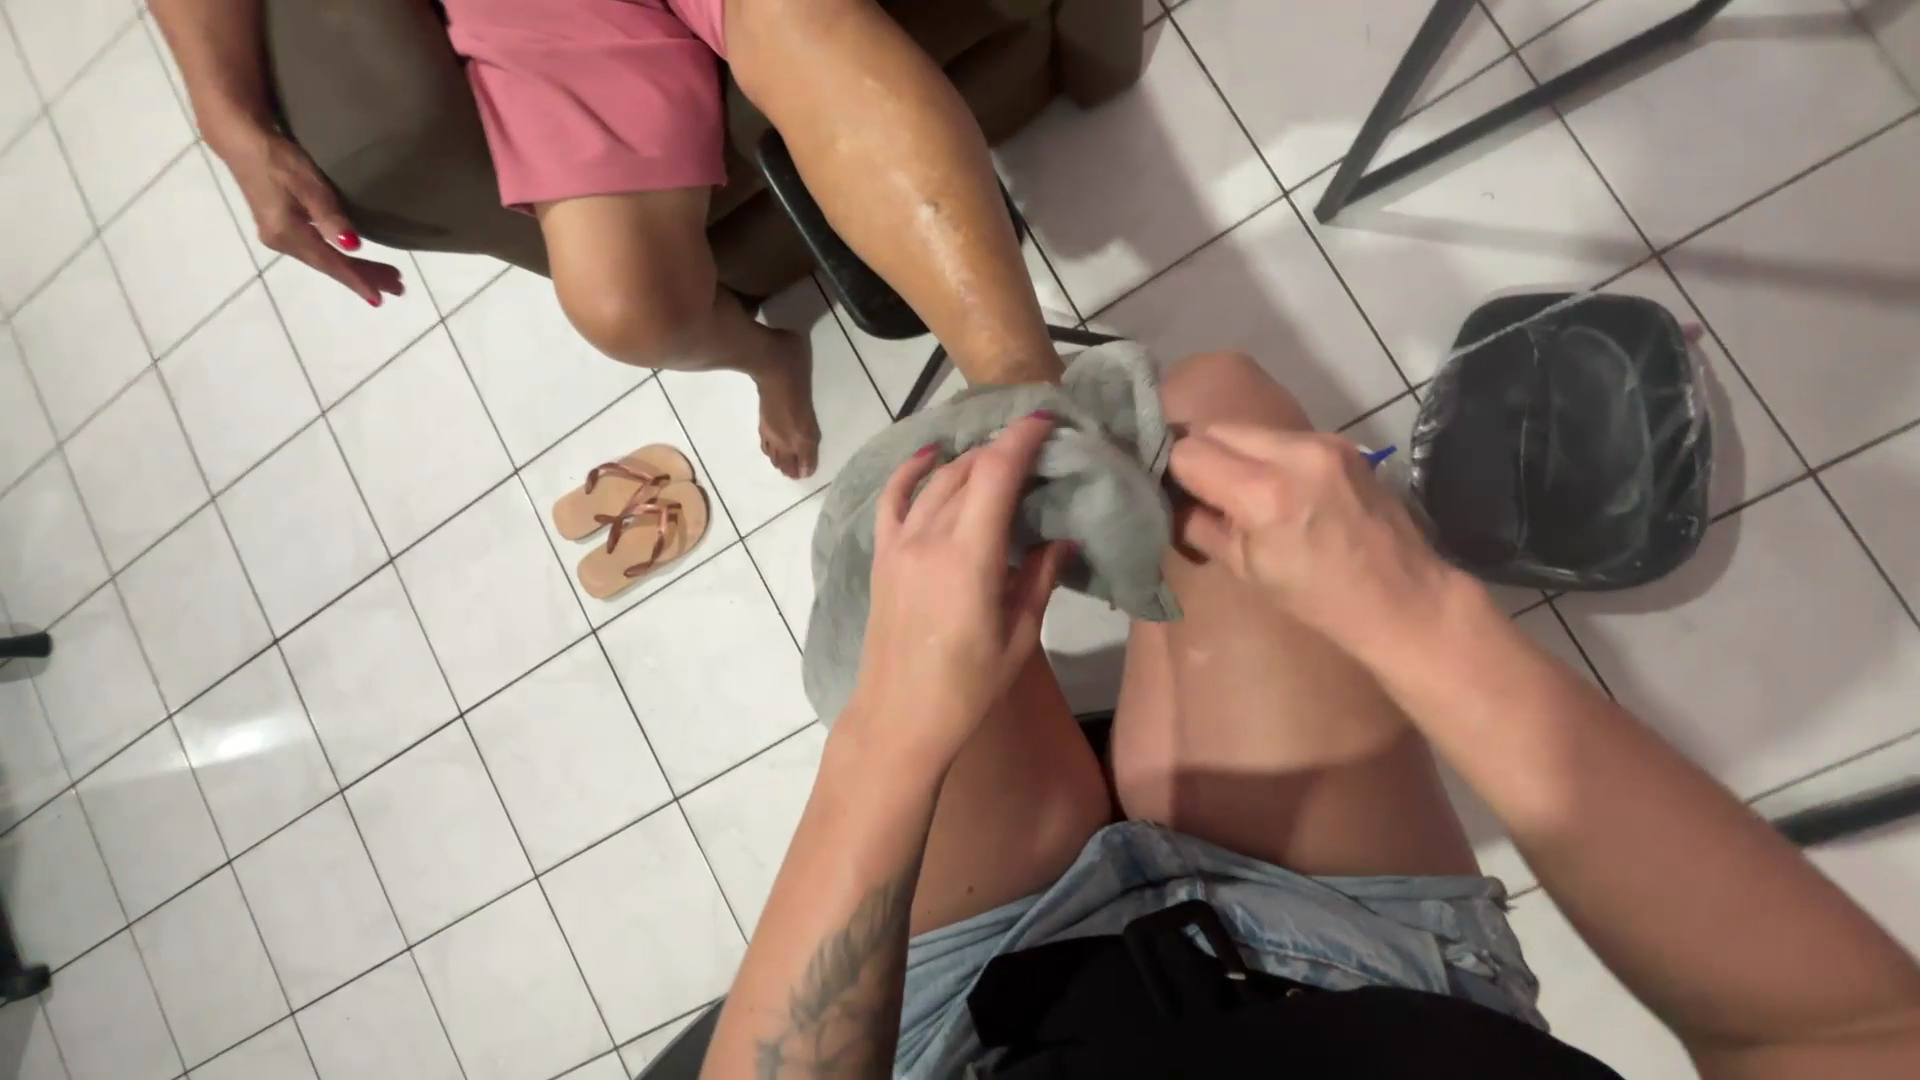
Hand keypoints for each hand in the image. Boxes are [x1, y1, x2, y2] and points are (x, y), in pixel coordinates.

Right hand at [217, 130, 403, 305]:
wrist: (241, 140)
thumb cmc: (278, 159)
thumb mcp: (308, 185)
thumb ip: (329, 216)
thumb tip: (352, 246)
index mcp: (287, 233)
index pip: (331, 263)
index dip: (358, 281)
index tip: (380, 299)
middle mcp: (281, 241)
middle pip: (330, 265)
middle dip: (365, 278)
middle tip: (398, 288)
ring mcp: (278, 235)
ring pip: (325, 260)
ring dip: (356, 271)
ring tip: (386, 281)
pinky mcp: (279, 228)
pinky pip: (317, 252)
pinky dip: (341, 261)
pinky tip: (355, 263)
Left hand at [850, 411, 1071, 761]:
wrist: (899, 717)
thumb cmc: (967, 688)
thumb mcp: (1018, 637)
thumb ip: (1039, 578)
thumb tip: (1065, 537)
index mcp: (969, 557)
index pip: (996, 475)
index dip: (1021, 439)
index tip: (1046, 420)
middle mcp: (929, 538)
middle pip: (968, 471)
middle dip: (1003, 449)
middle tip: (1037, 447)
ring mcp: (899, 544)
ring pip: (936, 480)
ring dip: (969, 459)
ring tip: (999, 455)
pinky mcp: (882, 556)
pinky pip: (893, 499)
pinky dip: (911, 471)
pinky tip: (930, 455)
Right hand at [1170, 423, 1462, 650]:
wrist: (1404, 596)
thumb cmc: (1317, 597)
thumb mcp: (1243, 568)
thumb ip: (1197, 524)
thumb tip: (1166, 501)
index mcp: (1265, 494)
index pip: (1187, 452)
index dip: (1169, 471)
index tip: (1165, 491)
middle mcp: (1294, 454)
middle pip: (1213, 428)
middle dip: (1192, 453)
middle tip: (1187, 486)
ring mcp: (1322, 442)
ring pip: (1244, 427)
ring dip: (1224, 450)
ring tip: (1225, 486)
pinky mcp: (1339, 442)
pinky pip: (1276, 436)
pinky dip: (1257, 453)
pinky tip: (1263, 483)